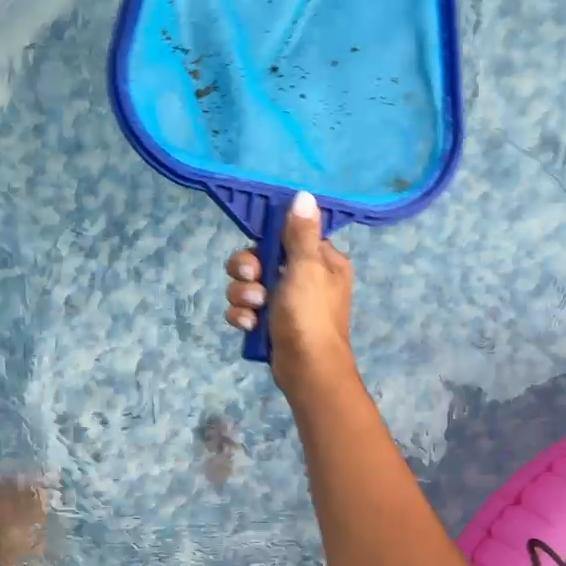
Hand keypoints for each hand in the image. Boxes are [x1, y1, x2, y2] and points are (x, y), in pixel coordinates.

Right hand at [224, 190, 355, 388]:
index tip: (259, 253)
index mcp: (322, 261)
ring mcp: (286, 303)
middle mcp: (305, 278)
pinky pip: (245, 310)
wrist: (308, 370)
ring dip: (243, 296)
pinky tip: (249, 326)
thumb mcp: (306, 268)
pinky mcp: (270, 323)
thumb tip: (303, 195)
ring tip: (253, 310)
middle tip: (252, 281)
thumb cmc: (311, 315)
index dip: (267, 243)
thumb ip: (300, 233)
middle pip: (260, 259)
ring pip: (248, 285)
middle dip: (248, 272)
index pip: (287, 237)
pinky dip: (243, 316)